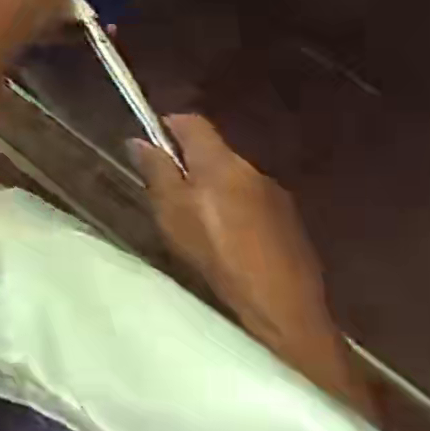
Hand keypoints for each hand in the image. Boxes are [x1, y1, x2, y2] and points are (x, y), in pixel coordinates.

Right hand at [130, 115, 373, 416]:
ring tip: (194, 221)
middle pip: (212, 152)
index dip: (166, 126)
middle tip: (165, 192)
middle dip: (187, 163)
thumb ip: (156, 170)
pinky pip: (251, 202)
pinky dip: (233, 210)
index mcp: (221, 162)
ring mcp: (276, 197)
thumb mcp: (171, 210)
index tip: (150, 146)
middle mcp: (252, 170)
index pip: (191, 122)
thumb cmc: (216, 251)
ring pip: (231, 178)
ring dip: (211, 189)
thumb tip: (139, 140)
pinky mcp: (289, 224)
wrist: (284, 308)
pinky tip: (225, 240)